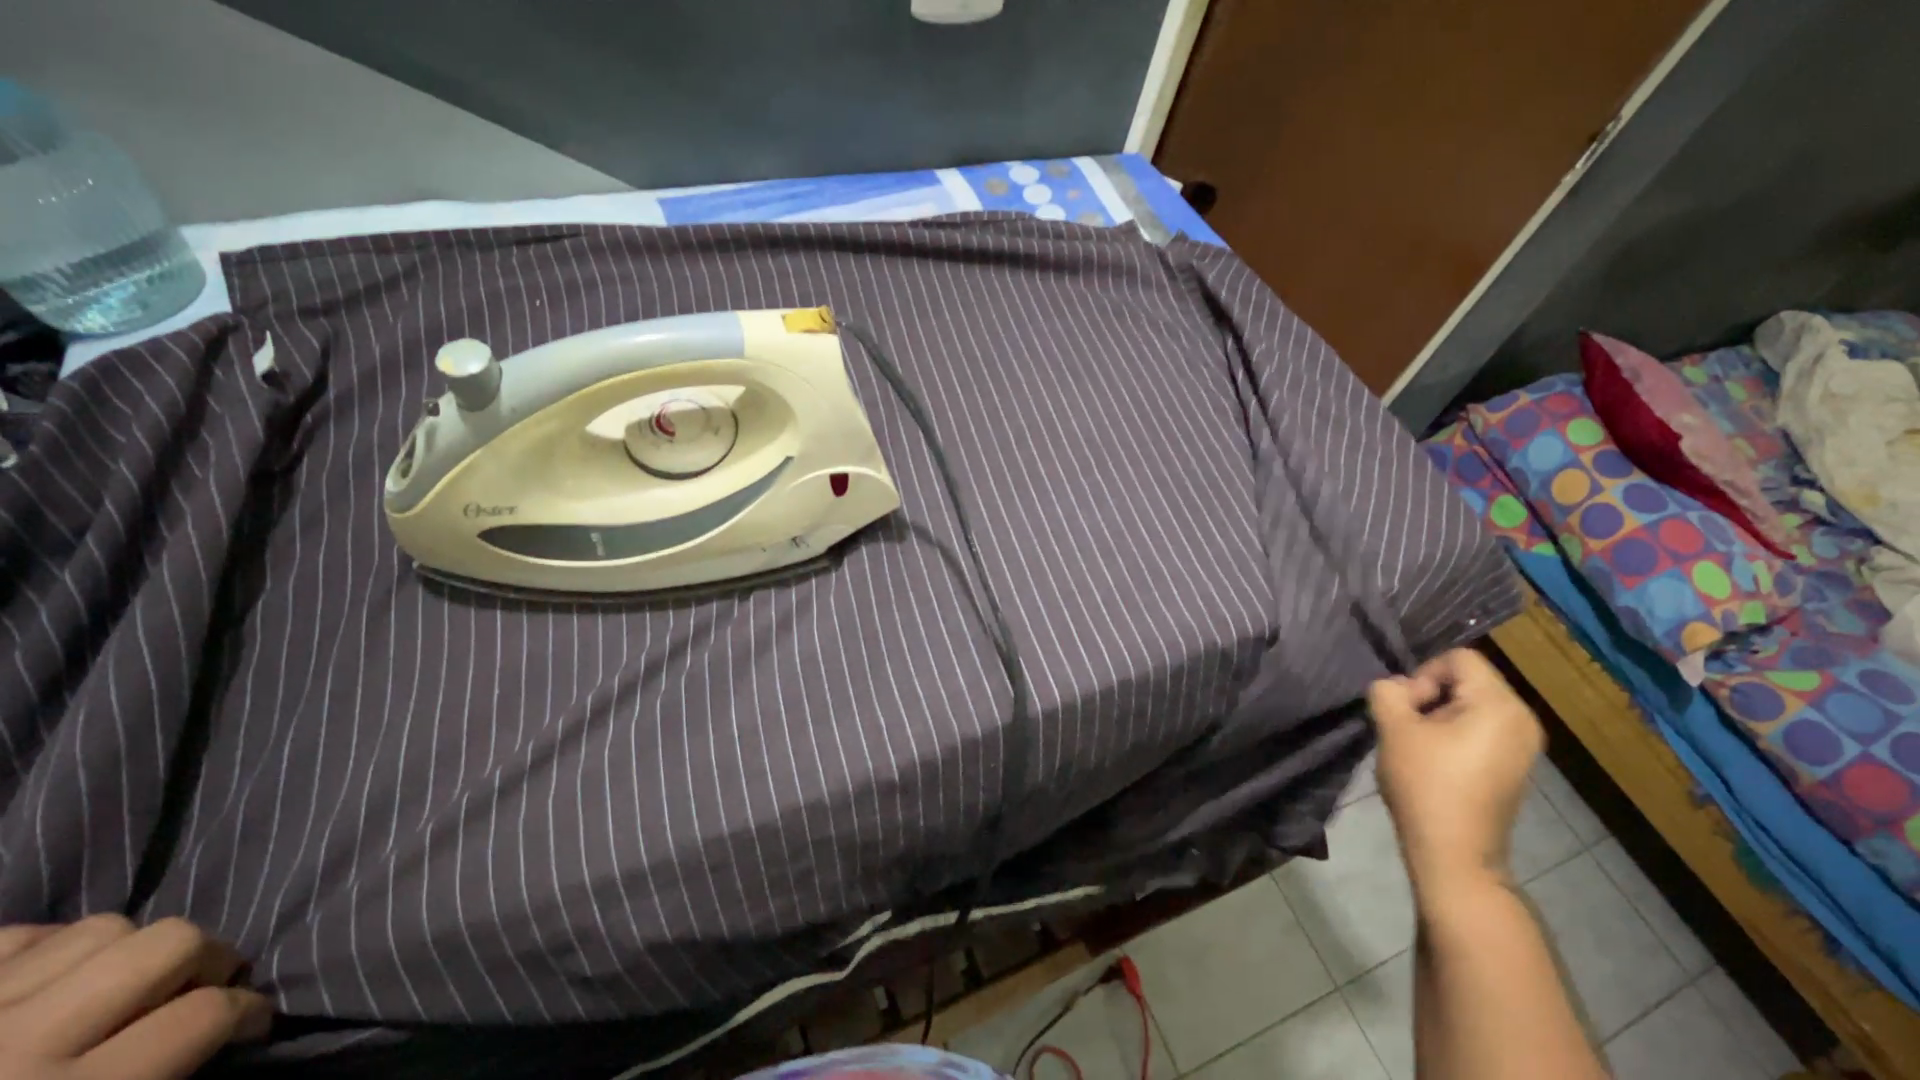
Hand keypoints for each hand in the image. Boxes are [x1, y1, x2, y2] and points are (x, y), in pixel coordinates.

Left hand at [0, 915, 270, 1079]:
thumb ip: (164, 1075)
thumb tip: (227, 1028)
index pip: (203, 1016)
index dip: (248, 1010)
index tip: (253, 1021)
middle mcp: (21, 1041)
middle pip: (170, 943)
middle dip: (204, 960)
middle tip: (199, 989)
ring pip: (104, 926)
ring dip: (129, 951)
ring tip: (120, 987)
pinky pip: (26, 933)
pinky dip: (54, 949)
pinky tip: (54, 981)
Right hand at [1367, 648, 1544, 895]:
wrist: (1455, 854)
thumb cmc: (1426, 786)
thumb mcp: (1394, 730)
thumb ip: (1387, 693)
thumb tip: (1396, 688)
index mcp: (1499, 704)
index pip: (1459, 659)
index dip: (1423, 675)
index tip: (1407, 710)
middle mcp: (1522, 718)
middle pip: (1469, 680)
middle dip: (1431, 697)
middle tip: (1408, 729)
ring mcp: (1524, 744)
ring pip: (1474, 705)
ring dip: (1441, 717)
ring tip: (1420, 748)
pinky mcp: (1517, 765)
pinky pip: (1484, 729)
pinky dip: (1457, 735)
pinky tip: (1438, 764)